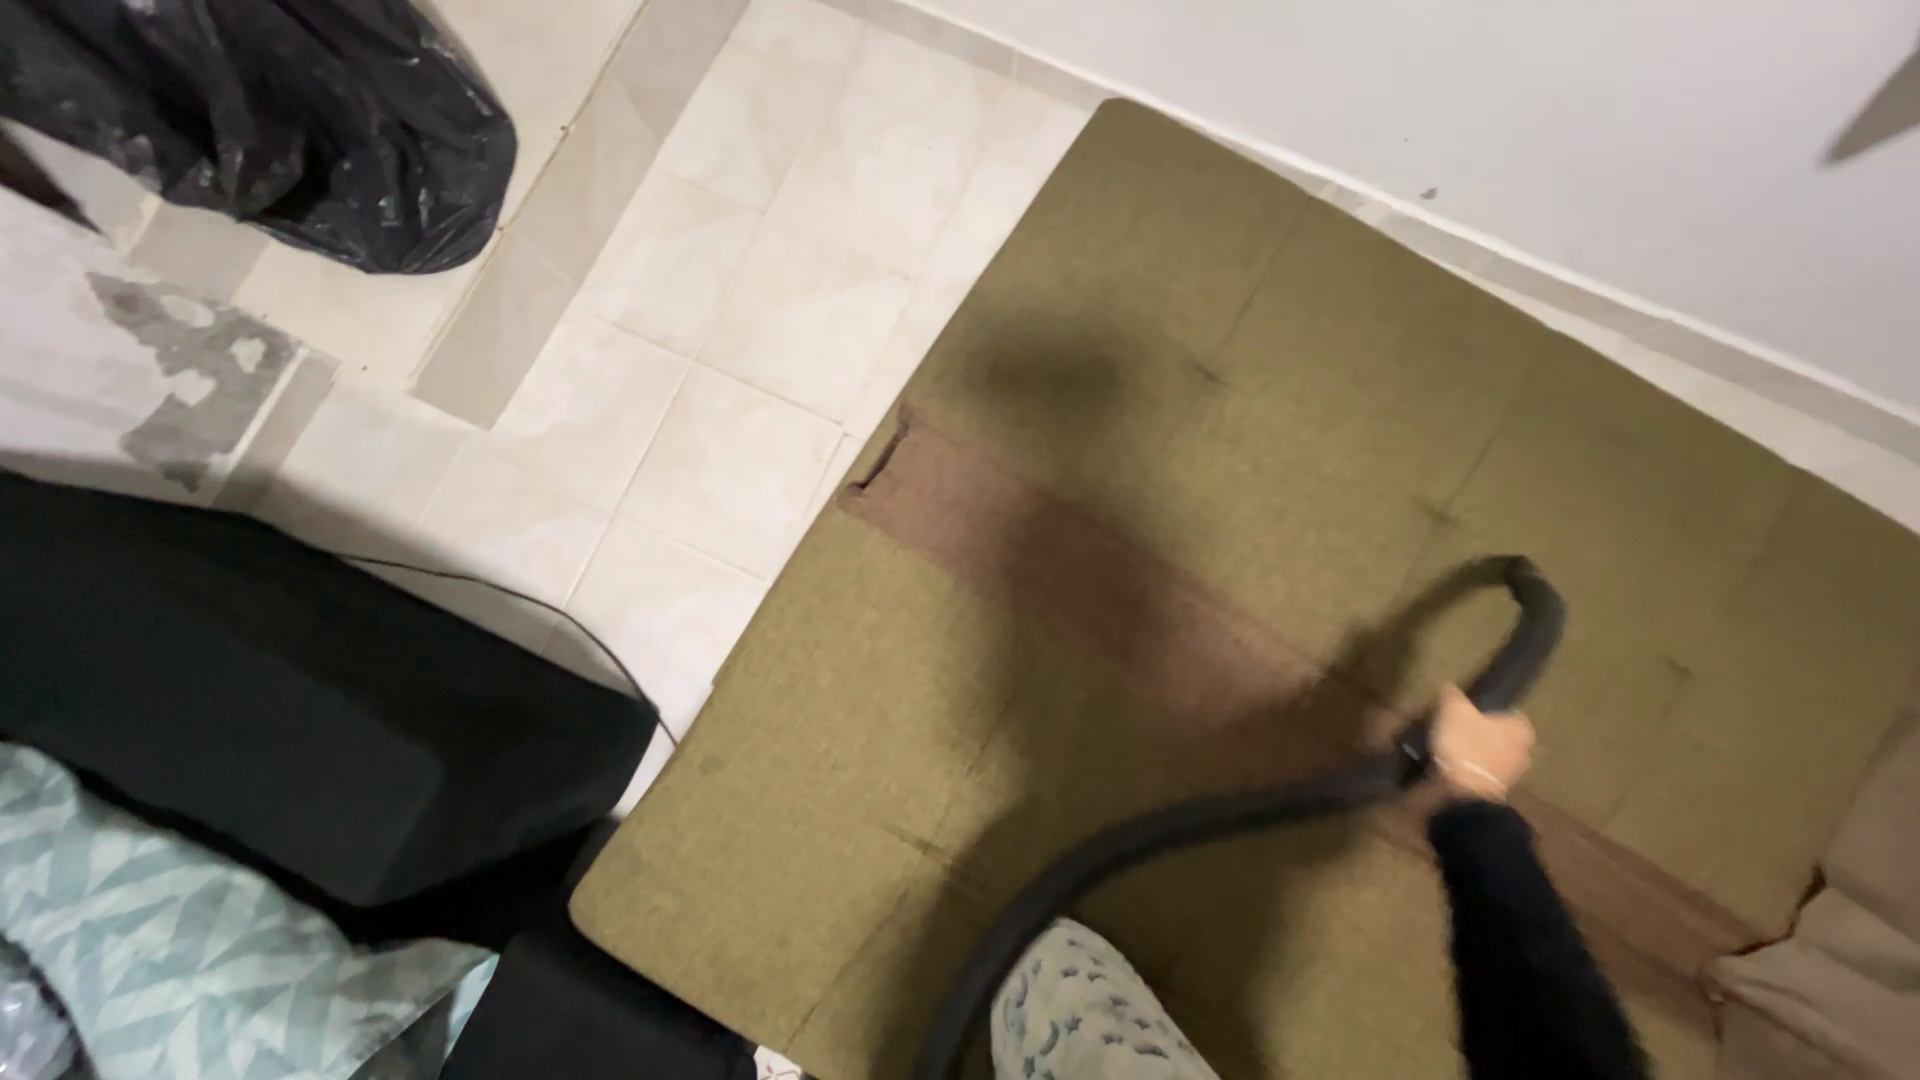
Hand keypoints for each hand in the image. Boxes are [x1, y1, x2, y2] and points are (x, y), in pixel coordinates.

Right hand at [1429, 684, 1533, 802]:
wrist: (1464, 792)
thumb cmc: (1466, 745)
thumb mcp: (1453, 710)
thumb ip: (1452, 695)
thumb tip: (1449, 687)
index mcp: (1521, 728)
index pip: (1507, 711)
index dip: (1485, 708)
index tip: (1464, 709)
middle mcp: (1524, 750)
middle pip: (1497, 733)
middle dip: (1478, 730)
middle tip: (1452, 725)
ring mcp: (1511, 773)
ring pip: (1488, 752)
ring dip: (1471, 749)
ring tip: (1445, 745)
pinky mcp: (1494, 789)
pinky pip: (1479, 769)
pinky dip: (1466, 766)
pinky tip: (1448, 762)